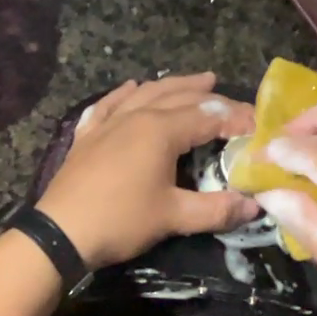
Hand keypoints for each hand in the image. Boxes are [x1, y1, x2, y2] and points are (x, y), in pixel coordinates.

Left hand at [34, 73, 259, 268]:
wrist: (61, 233)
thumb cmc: (120, 221)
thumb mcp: (172, 217)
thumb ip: (215, 210)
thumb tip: (253, 206)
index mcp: (161, 130)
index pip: (207, 116)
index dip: (234, 119)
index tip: (255, 126)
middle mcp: (136, 116)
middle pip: (177, 96)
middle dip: (205, 95)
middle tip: (226, 93)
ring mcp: (107, 124)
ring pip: (144, 94)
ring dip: (171, 86)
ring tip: (191, 82)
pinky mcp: (86, 138)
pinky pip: (108, 105)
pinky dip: (124, 95)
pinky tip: (130, 89)